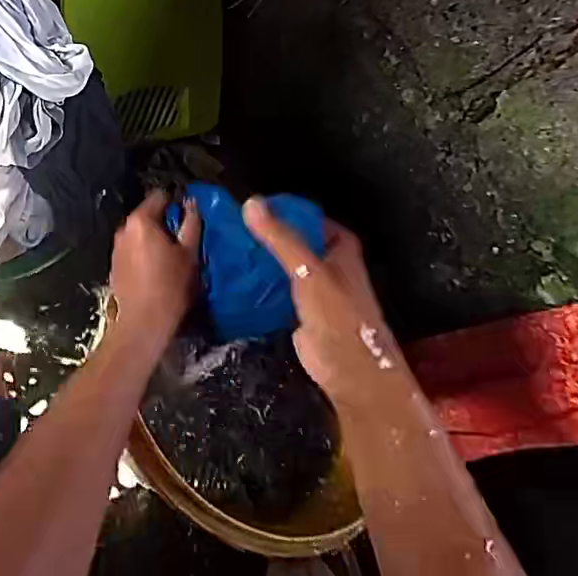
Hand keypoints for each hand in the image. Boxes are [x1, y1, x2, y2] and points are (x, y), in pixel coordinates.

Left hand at [109, 189, 202, 343]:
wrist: (142, 325)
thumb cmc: (170, 287)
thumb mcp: (189, 253)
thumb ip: (191, 222)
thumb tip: (191, 203)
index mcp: (141, 221)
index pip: (159, 196)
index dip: (176, 202)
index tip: (188, 216)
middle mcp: (124, 229)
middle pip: (148, 215)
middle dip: (165, 223)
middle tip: (183, 241)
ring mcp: (117, 247)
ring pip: (140, 233)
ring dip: (155, 239)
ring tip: (172, 258)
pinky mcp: (115, 265)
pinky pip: (133, 249)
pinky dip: (144, 253)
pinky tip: (156, 271)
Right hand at [243, 198, 404, 414]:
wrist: (351, 375)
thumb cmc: (339, 316)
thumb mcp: (309, 270)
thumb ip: (281, 237)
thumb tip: (251, 203)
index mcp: (339, 244)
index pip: (304, 214)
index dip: (278, 208)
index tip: (246, 206)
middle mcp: (327, 260)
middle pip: (291, 238)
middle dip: (265, 233)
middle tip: (230, 225)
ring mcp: (313, 285)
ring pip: (282, 261)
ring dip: (260, 257)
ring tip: (226, 247)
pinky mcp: (299, 308)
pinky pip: (275, 285)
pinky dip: (258, 280)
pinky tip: (234, 276)